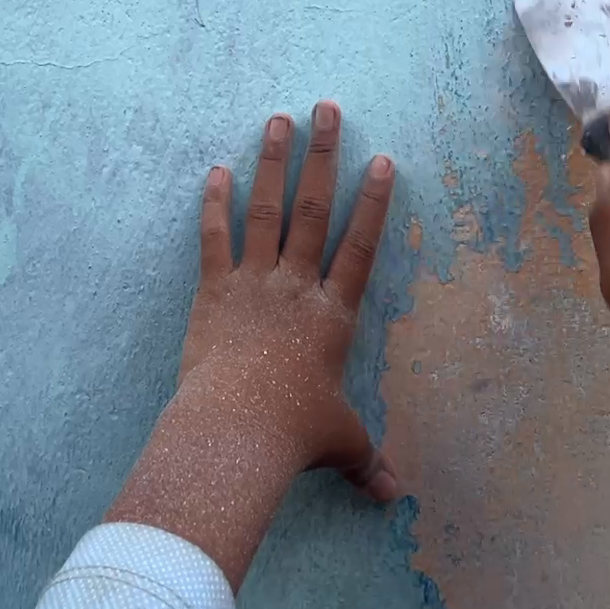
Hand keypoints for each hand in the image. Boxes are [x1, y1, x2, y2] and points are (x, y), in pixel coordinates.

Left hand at [107, 101, 397, 586]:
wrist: (236, 431)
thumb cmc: (294, 433)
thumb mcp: (340, 442)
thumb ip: (366, 459)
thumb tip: (395, 498)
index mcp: (332, 313)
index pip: (360, 245)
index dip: (373, 201)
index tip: (381, 159)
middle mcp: (297, 284)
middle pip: (315, 208)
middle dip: (323, 155)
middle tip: (327, 110)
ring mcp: (254, 280)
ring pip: (268, 209)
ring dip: (273, 162)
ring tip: (278, 119)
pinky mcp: (214, 289)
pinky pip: (215, 237)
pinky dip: (214, 203)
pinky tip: (214, 169)